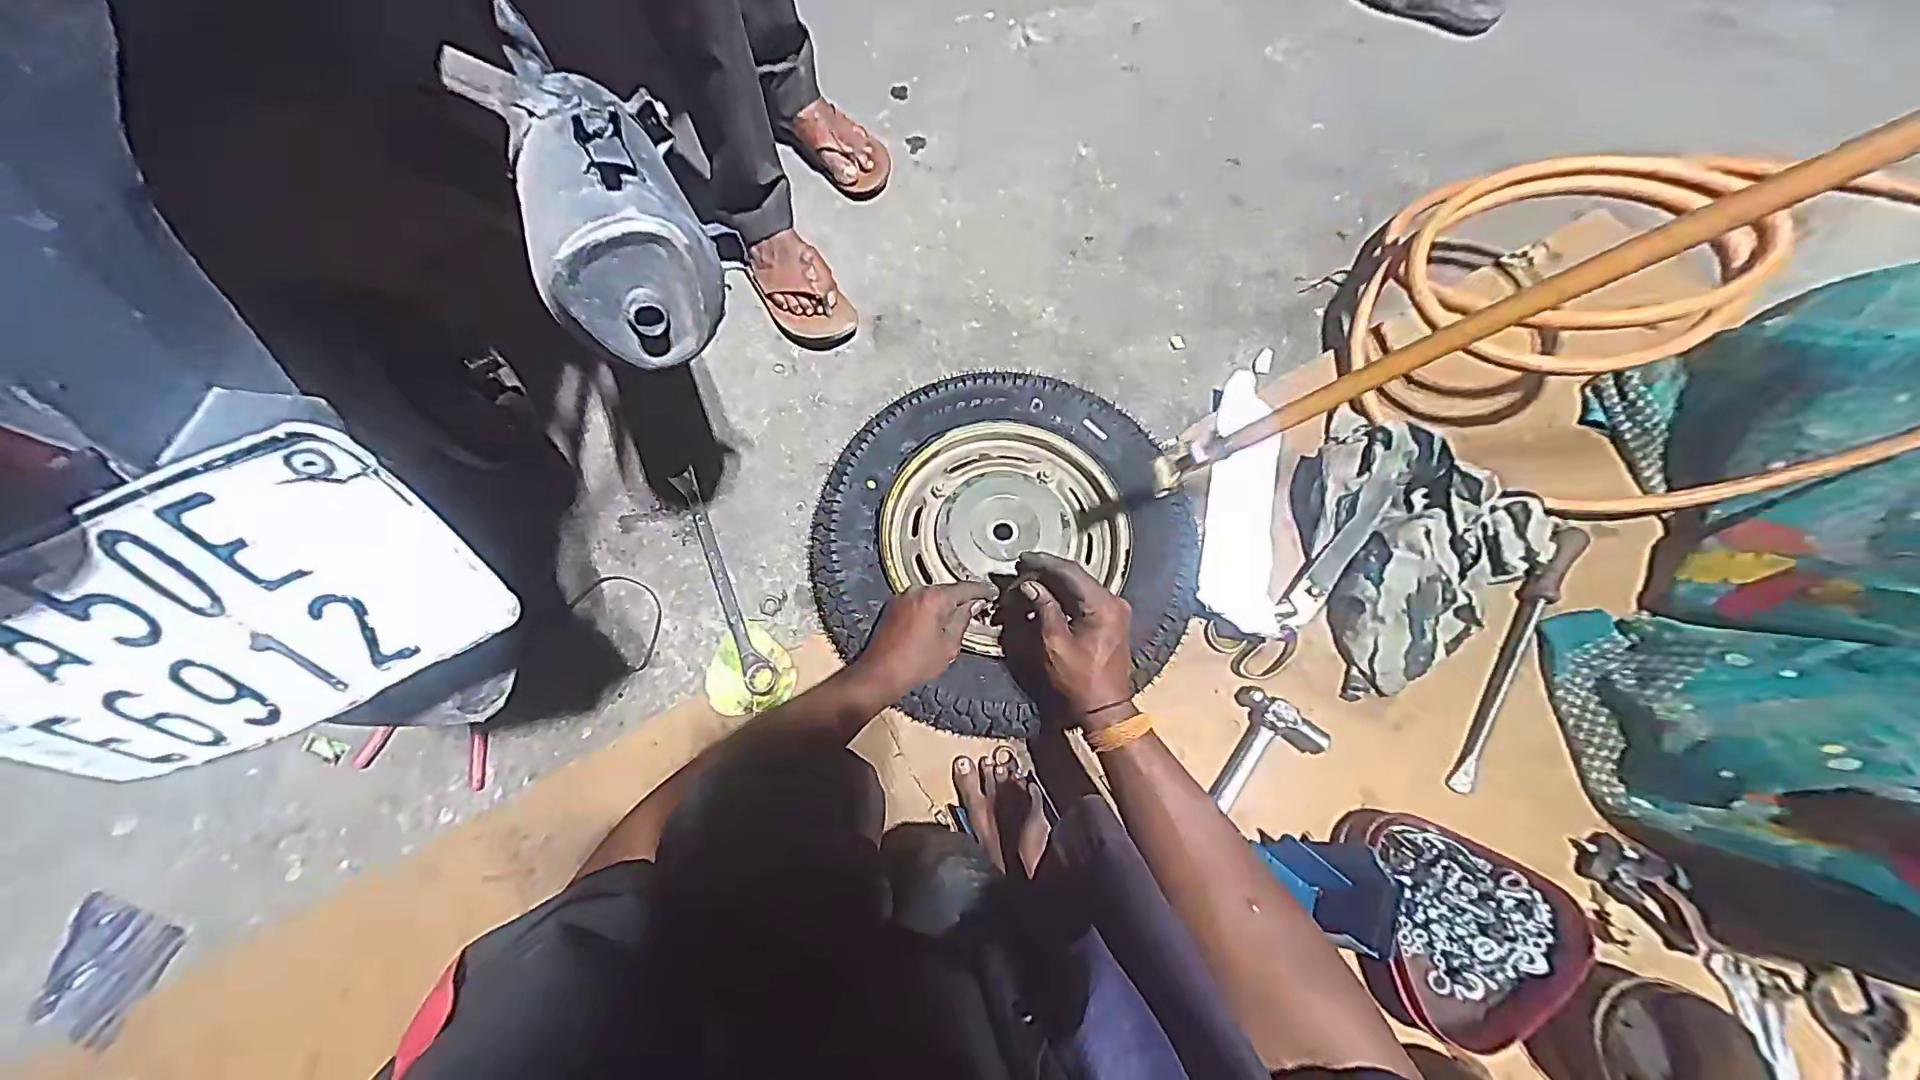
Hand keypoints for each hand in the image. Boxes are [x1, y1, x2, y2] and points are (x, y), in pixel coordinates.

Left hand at [858, 582, 996, 696]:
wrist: (879, 673)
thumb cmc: (914, 663)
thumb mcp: (949, 645)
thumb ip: (964, 620)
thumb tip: (973, 607)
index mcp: (934, 598)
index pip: (966, 588)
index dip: (982, 591)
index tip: (992, 593)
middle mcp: (917, 591)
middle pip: (947, 590)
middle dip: (962, 599)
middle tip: (977, 609)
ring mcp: (903, 597)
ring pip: (932, 595)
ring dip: (944, 604)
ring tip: (956, 619)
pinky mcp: (893, 606)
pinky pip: (918, 602)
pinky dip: (929, 608)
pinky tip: (935, 623)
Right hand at [996, 552, 1134, 729]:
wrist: (1105, 707)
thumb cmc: (1081, 682)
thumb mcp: (1055, 644)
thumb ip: (1044, 608)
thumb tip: (1030, 586)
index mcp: (1103, 606)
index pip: (1070, 572)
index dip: (1043, 564)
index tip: (1023, 561)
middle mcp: (1113, 602)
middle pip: (1075, 576)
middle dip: (1046, 573)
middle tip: (1021, 572)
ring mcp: (1114, 610)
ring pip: (1079, 585)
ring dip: (1053, 583)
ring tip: (1028, 583)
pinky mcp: (1110, 619)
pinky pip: (1084, 598)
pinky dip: (1063, 595)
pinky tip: (1045, 597)